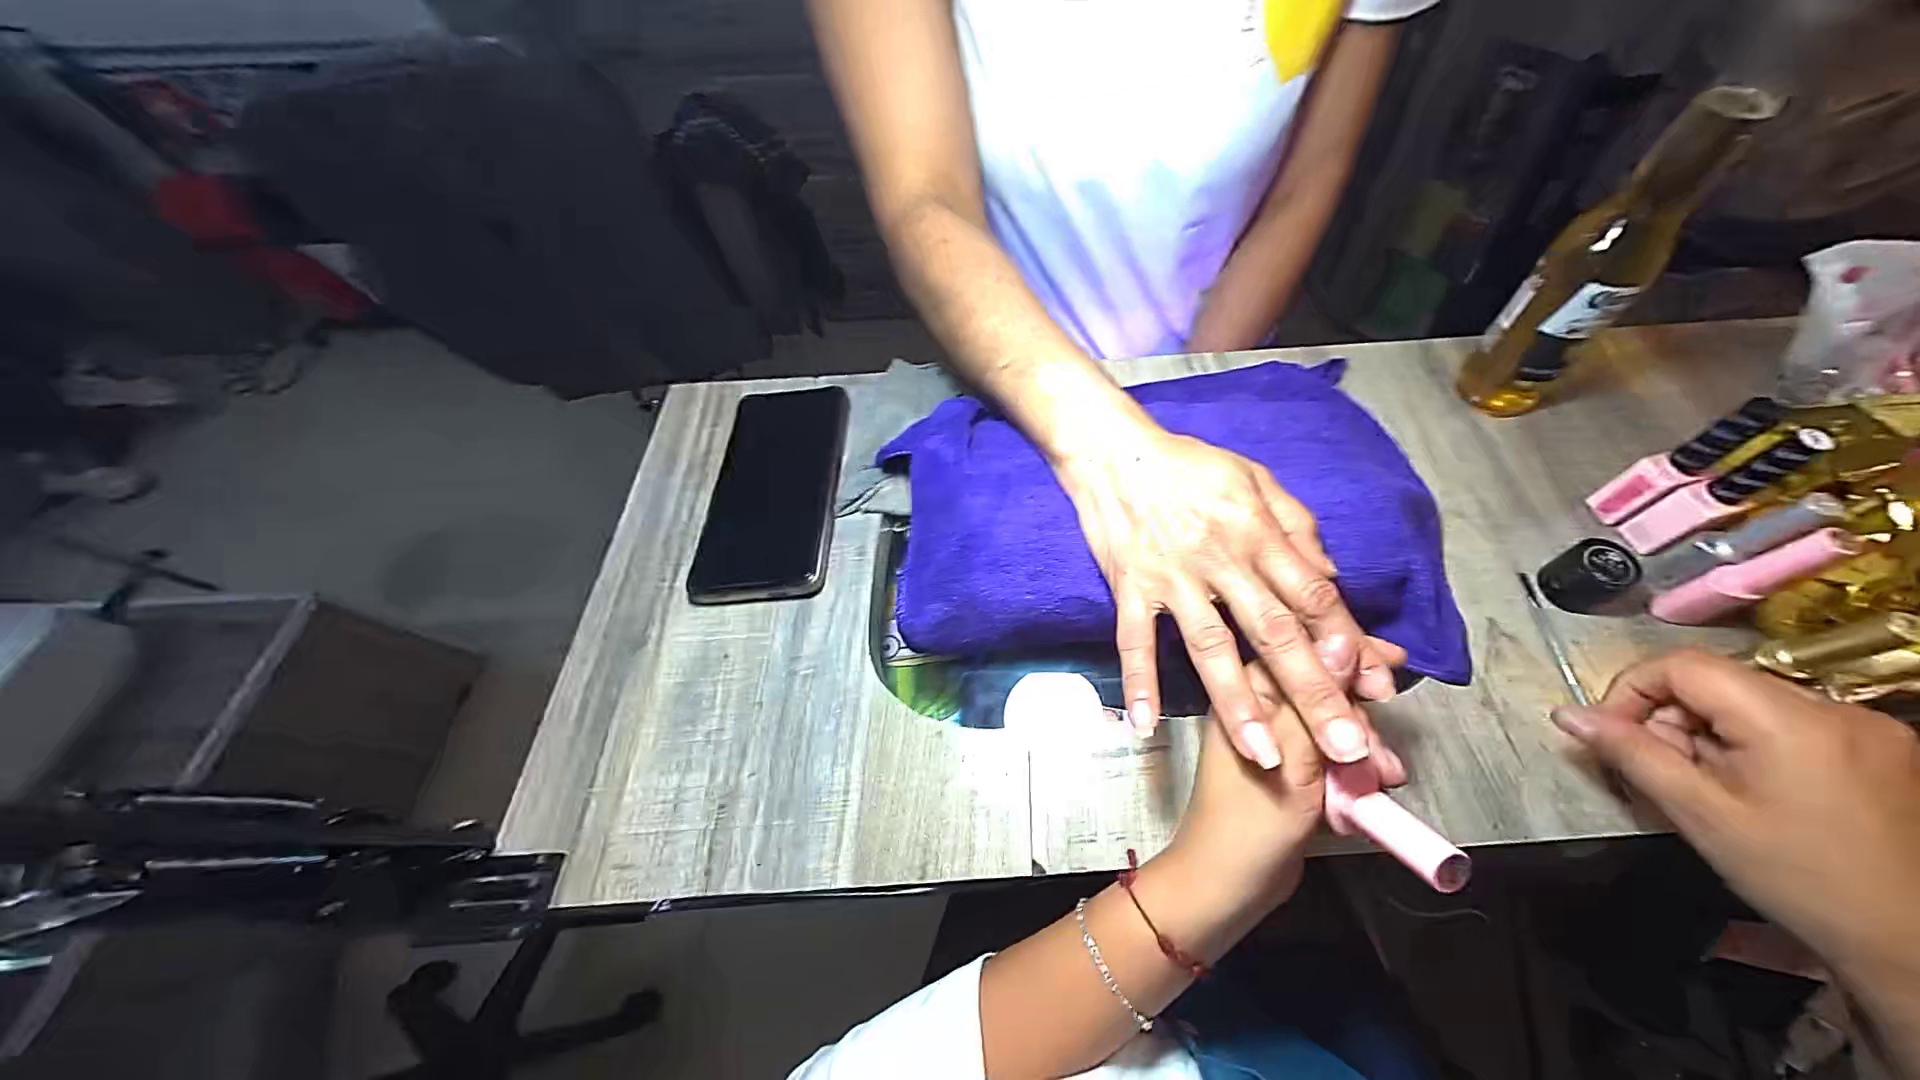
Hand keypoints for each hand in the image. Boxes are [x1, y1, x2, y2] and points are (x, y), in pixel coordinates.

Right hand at [1056, 423, 1403, 770]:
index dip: (1348, 642)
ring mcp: (1170, 577)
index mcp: (1257, 532)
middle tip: (1346, 746)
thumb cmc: (1187, 464)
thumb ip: (1295, 526)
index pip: (1312, 594)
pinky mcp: (1129, 586)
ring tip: (1263, 755)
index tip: (1378, 689)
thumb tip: (1329, 575)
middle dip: (1313, 691)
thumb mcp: (1254, 478)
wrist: (1114, 452)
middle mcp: (1219, 560)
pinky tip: (1143, 724)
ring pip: (1209, 645)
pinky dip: (1138, 681)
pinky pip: (1133, 639)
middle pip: (1273, 632)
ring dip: (1236, 702)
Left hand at [1169, 660, 1409, 907]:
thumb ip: (1315, 697)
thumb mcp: (1292, 751)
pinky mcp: (1292, 770)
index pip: (1298, 652)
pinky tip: (1372, 794)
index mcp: (1245, 692)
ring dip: (1364, 752)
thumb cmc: (1250, 815)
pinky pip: (1331, 756)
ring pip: (1333, 727)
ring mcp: (1277, 740)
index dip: (1346, 656)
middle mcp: (1259, 709)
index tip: (1389, 664)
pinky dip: (1354, 773)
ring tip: (1383, 780)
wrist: (1229, 881)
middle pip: (1323, 691)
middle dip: (1361, 719)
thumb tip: (1337, 635)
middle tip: (1384, 754)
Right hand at [1551, 650, 1919, 988]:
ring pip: (1747, 700)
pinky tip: (1751, 787)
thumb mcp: (1697, 812)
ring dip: (1707, 731)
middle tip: (1662, 769)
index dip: (1631, 689)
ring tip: (1708, 784)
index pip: (1682, 666)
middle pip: (1715, 681)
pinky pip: (1788, 721)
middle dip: (1669, 717)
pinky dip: (1749, 742)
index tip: (1614, 732)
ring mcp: (1870, 729)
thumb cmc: (1799, 878)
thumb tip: (1566, 714)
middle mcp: (1838, 711)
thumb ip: (1629, 752)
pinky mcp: (1884, 749)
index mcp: (1793, 721)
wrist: (1918, 946)